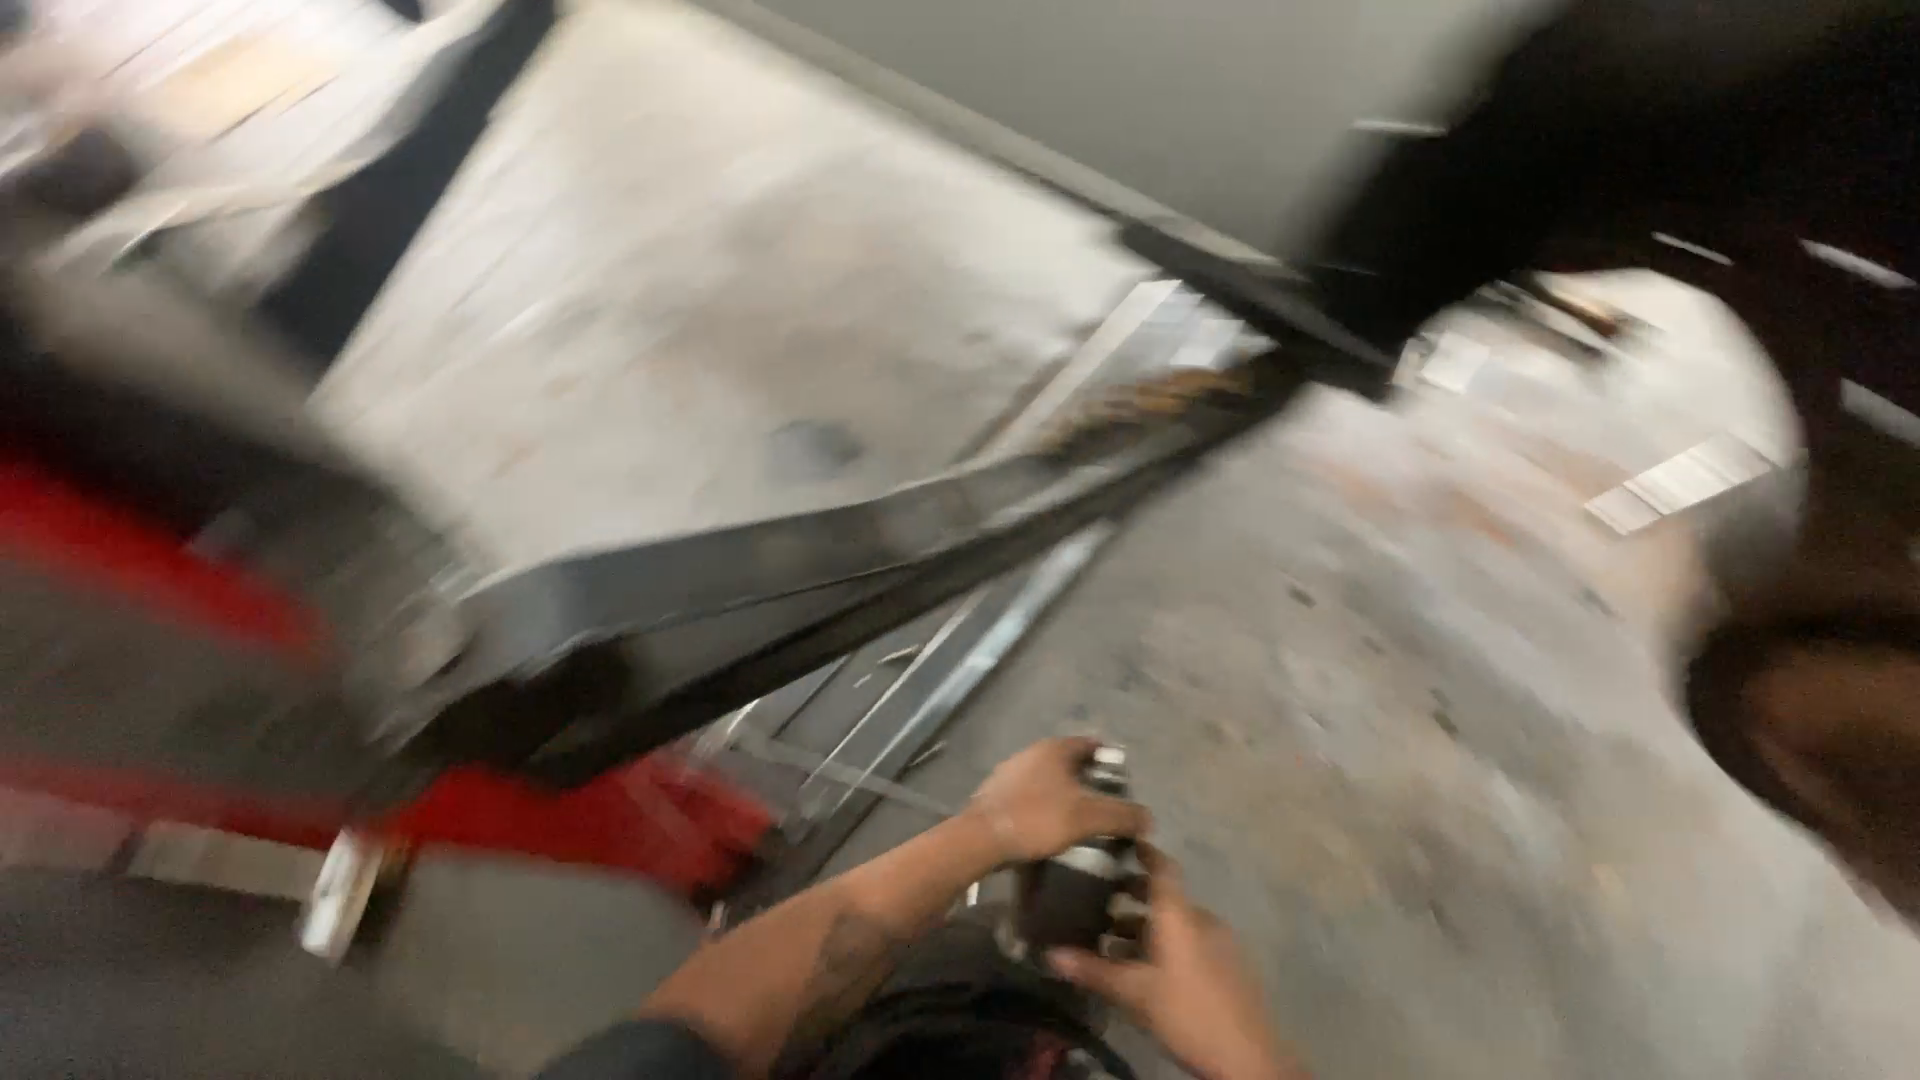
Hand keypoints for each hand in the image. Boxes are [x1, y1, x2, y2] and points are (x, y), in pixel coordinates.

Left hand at [965, 736, 1148, 861]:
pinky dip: (1044, 805)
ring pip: (1048, 778)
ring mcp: (1011, 771)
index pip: (1090, 744)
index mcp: (1054, 749)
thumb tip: (1148, 818)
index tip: (1123, 782)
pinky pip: (1030, 794)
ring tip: (1081, 820)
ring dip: (1065, 794)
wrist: (982, 838)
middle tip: (1106, 805)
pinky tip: (1049, 827)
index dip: (1110, 760)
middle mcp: (1032, 752)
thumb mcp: (1088, 818)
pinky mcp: (997, 793)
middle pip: (1069, 761)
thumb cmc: (1037, 818)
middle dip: (1089, 780)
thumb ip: (1121, 816)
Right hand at [1047, 845, 1304, 1079]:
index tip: (1121, 842)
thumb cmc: (1186, 1011)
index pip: (1162, 867)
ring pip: (1177, 922)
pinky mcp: (1229, 966)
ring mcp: (1220, 943)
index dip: (1143, 851)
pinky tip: (1146, 967)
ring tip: (1113, 940)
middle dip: (1134, 894)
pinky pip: (1191, 941)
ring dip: (1146, 926)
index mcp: (1180, 914)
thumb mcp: (1133, 992)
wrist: (1249, 1060)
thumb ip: (1093, 969)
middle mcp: (1201, 919)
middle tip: (1100, 898)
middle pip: (1165, 896)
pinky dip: (1166, 943)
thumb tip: (1049, 953)